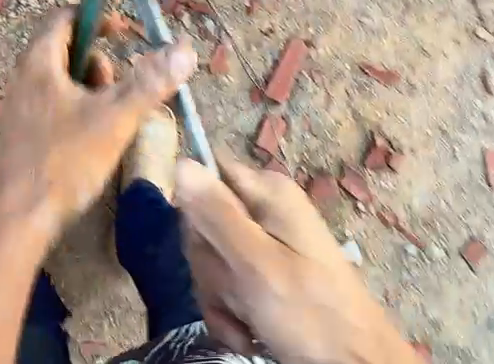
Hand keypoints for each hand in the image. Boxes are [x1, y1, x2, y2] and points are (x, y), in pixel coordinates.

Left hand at [0, 8, 196, 240]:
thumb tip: (184, 48)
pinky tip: (89, 144)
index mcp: (39, 61)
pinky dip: (74, 111)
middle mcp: (22, 76)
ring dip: (88, 91)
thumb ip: (149, 82)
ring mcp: (16, 107)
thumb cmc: (63, 162)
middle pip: (63, 49)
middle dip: (97, 62)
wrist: (14, 221)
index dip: (96, 17)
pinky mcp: (17, 135)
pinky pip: (50, 106)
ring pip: (59, 81)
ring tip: (108, 122)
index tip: (124, 33)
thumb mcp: (114, 120)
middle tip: (118, 91)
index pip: (64, 16)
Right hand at [176, 155, 423, 363]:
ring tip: (247, 320)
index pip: (206, 176)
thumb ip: (217, 213)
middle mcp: (266, 209)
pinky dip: (230, 312)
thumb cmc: (311, 314)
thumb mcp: (257, 264)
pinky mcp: (266, 276)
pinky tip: (247, 332)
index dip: (196, 211)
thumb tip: (181, 161)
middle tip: (237, 292)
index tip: (208, 246)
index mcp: (268, 192)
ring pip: (212, 258)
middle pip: (205, 221)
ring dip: (220, 295)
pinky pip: (227, 284)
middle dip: (211, 265)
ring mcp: (267, 244)